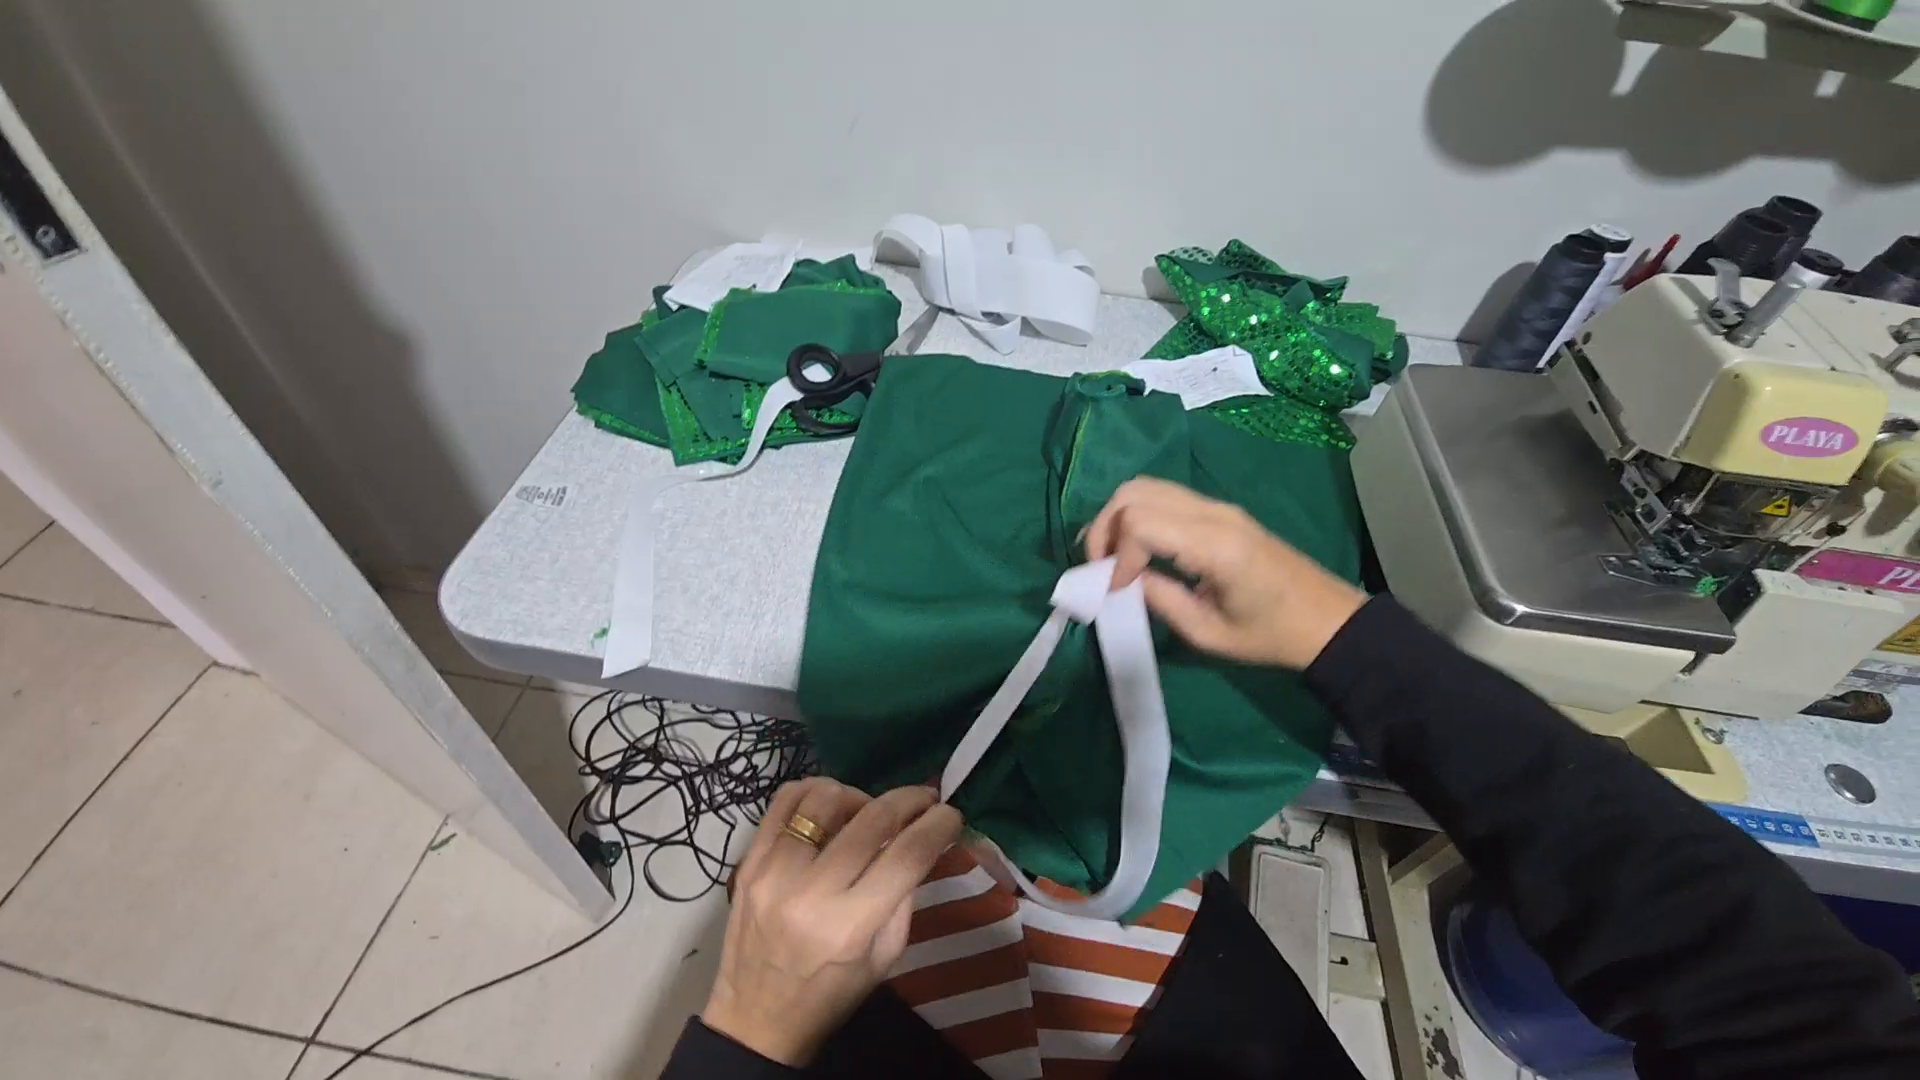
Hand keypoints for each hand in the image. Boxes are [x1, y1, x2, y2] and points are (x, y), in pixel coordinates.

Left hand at [702, 778, 963, 1065]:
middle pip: (872, 819)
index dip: (937, 825)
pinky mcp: (749, 861)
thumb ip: (903, 892)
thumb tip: (921, 835)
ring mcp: (772, 872)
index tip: (950, 814)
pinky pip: (785, 799)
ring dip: (859, 797)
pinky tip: (829, 809)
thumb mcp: (885, 956)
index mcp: (850, 927)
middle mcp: (810, 894)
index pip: (907, 855)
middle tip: (923, 800)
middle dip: (909, 801)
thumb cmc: (830, 992)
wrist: (755, 1019)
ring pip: (827, 797)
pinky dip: (815, 792)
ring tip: (864, 815)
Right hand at [1083, 476, 1366, 668]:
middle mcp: (1213, 513)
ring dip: (1116, 519)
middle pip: (1133, 493)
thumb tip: (1120, 582)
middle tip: (1101, 569)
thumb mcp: (1207, 633)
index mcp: (1215, 545)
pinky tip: (1135, 550)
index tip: (1115, 591)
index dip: (1116, 556)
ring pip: (1143, 487)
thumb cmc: (1271, 635)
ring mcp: (1216, 505)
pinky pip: (1161, 496)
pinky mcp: (1216, 510)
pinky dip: (1135, 516)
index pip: (1140, 523)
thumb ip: (1159, 600)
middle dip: (1105, 529)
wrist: (1326, 620)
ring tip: (1113, 559)